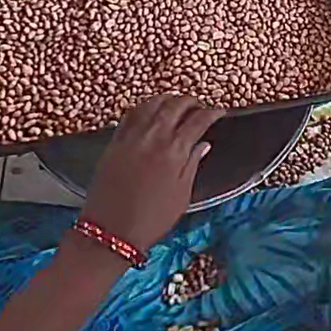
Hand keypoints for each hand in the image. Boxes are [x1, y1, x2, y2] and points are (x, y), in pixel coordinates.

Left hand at [80, 95, 223, 252]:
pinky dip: (143, 107)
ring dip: (167, 99)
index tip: (219, 111)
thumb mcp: (182, 194)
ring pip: (152, 104)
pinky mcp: (115, 142)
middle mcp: (153, 137)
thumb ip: (193, 164)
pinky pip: (130, 114)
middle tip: (199, 105)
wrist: (111, 231)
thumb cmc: (152, 218)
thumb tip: (203, 145)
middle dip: (191, 101)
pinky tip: (148, 110)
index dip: (212, 113)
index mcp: (175, 151)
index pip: (198, 121)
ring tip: (176, 102)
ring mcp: (132, 137)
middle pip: (175, 105)